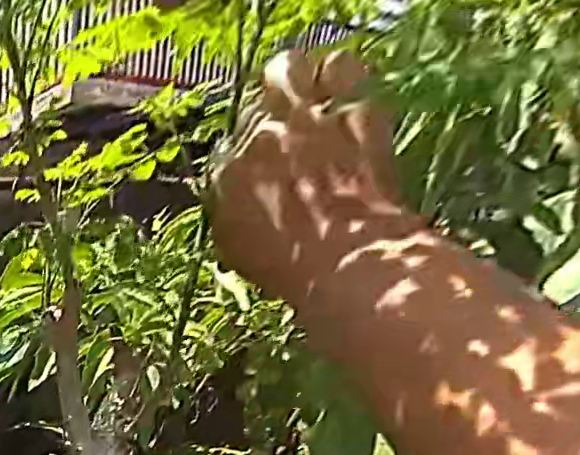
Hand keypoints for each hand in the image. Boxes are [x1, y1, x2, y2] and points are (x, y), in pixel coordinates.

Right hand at [209, 50, 418, 307]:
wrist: (345, 257)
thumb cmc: (282, 262)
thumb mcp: (231, 241)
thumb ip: (225, 202)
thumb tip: (228, 184)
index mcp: (225, 175)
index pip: (223, 147)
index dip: (237, 154)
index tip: (248, 166)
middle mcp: (260, 139)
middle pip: (252, 98)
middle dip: (261, 105)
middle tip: (273, 121)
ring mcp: (309, 119)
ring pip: (291, 68)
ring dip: (296, 78)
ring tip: (305, 97)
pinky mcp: (356, 109)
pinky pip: (343, 71)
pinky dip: (338, 78)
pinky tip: (338, 96)